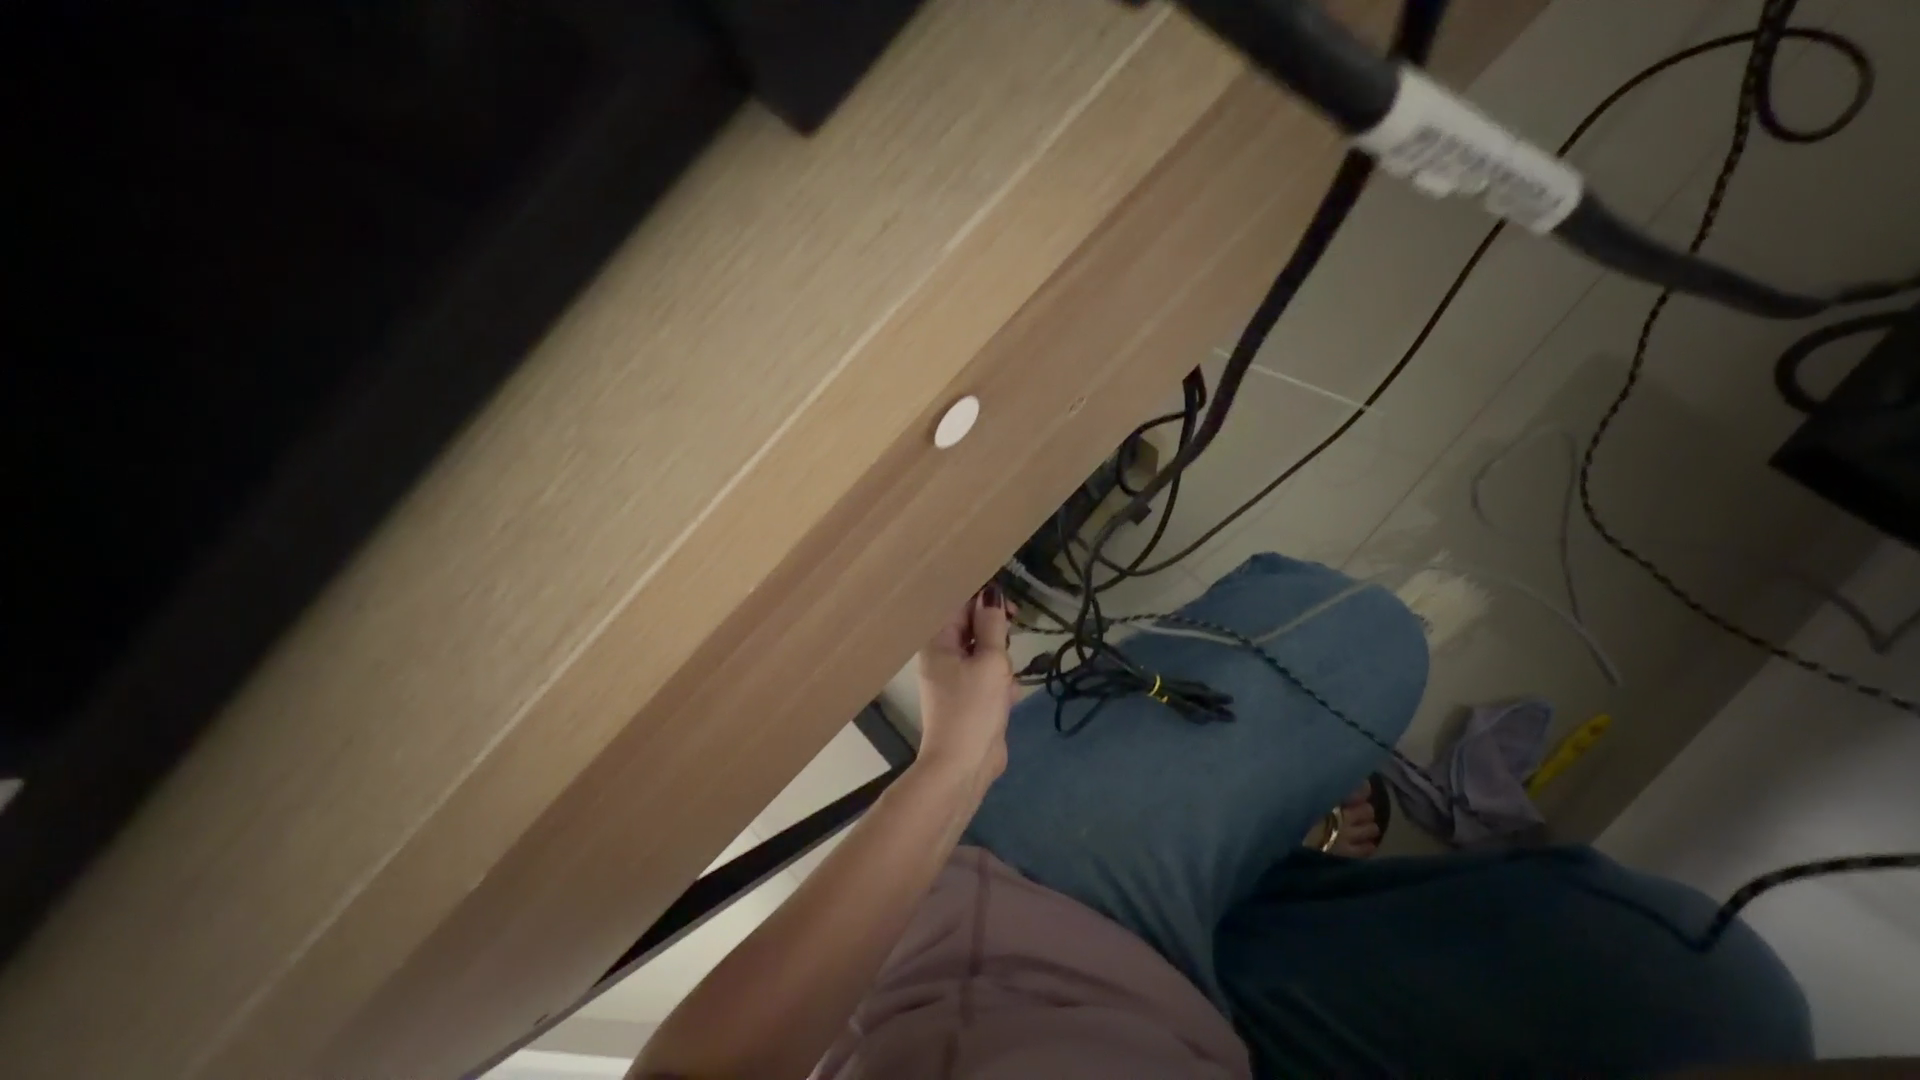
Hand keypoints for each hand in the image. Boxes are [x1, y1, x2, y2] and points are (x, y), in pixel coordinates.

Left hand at [915, 586, 1015, 788]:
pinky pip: (989, 678)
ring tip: (1004, 684)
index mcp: (938, 643)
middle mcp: (941, 657)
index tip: (1011, 610)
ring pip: (986, 655)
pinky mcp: (969, 699)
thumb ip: (993, 626)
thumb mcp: (990, 661)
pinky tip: (1006, 701)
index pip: (960, 605)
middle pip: (974, 629)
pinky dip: (1000, 685)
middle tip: (1005, 654)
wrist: (964, 765)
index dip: (986, 602)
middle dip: (997, 640)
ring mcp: (954, 680)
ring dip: (1001, 666)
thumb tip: (990, 594)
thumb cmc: (973, 708)